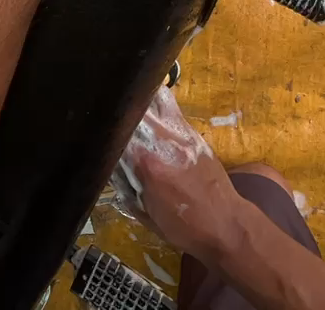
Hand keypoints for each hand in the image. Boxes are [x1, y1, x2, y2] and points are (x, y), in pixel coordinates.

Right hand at [116, 86, 244, 259]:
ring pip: (149, 104)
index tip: (99, 136)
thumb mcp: (146, 215)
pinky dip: (155, 99)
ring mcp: (178, 133)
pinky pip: (169, 105)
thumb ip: (125, 187)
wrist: (225, 225)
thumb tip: (110, 166)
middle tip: (106, 117)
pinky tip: (146, 96)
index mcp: (146, 166)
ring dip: (135, 105)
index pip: (117, 138)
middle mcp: (161, 143)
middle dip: (118, 118)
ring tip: (124, 103)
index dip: (105, 136)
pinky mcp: (191, 131)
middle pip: (131, 116)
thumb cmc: (184, 228)